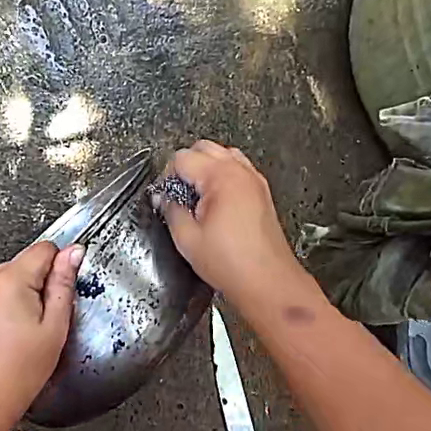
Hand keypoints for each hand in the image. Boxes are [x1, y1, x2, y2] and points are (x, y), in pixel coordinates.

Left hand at [0, 241, 83, 423]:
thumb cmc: (19, 370)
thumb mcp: (55, 327)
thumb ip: (64, 284)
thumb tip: (73, 253)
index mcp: (10, 280)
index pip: (43, 249)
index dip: (57, 269)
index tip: (57, 295)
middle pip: (21, 266)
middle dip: (34, 287)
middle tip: (38, 323)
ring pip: (1, 282)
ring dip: (12, 297)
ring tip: (17, 333)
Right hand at [156, 140, 311, 310]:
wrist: (267, 282)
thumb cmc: (233, 264)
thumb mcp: (187, 239)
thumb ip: (171, 211)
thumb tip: (164, 200)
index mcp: (221, 178)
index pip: (183, 157)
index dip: (167, 176)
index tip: (164, 196)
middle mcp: (240, 173)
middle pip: (204, 148)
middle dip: (186, 167)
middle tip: (176, 194)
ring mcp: (254, 181)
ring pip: (223, 155)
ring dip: (206, 169)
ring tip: (196, 198)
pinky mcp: (261, 194)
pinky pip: (238, 171)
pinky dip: (223, 177)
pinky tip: (215, 204)